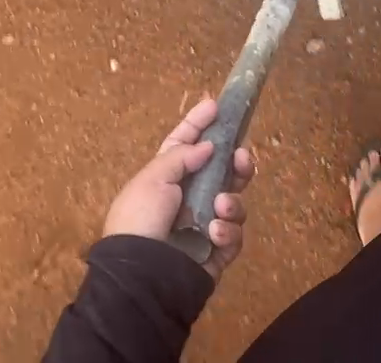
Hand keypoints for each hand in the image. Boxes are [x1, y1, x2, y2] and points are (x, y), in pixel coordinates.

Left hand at [103, 97, 255, 279]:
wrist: (140, 278)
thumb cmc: (140, 220)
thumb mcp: (152, 180)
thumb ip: (182, 156)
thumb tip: (207, 146)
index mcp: (167, 177)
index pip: (185, 143)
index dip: (199, 123)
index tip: (215, 103)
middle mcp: (188, 197)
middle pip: (223, 169)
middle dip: (236, 160)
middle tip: (241, 156)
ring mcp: (205, 223)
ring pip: (235, 200)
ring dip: (232, 199)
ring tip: (221, 206)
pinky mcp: (218, 249)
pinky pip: (235, 233)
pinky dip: (228, 230)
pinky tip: (214, 232)